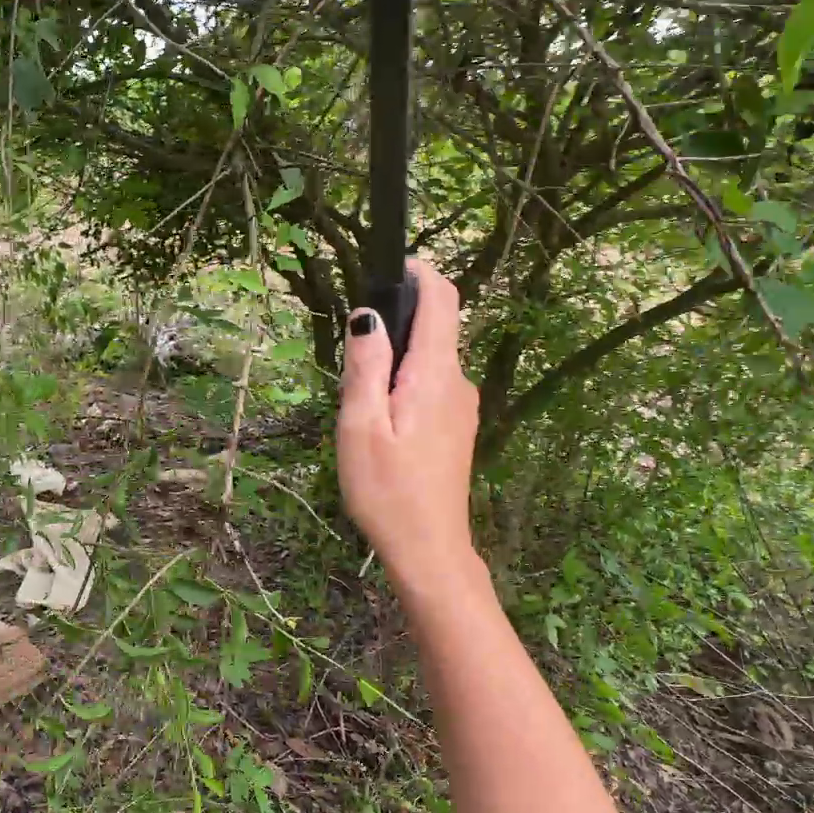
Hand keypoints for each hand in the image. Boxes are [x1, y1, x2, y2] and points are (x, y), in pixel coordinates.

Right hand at [337, 259, 482, 597]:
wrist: (428, 547)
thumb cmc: (386, 490)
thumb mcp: (360, 427)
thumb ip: (364, 367)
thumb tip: (366, 315)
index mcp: (435, 374)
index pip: (443, 301)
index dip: (422, 273)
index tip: (393, 265)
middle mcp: (458, 382)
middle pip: (435, 329)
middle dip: (395, 326)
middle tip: (350, 361)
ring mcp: (463, 406)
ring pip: (429, 362)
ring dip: (394, 363)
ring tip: (358, 405)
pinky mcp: (457, 427)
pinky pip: (431, 387)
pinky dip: (404, 386)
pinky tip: (379, 424)